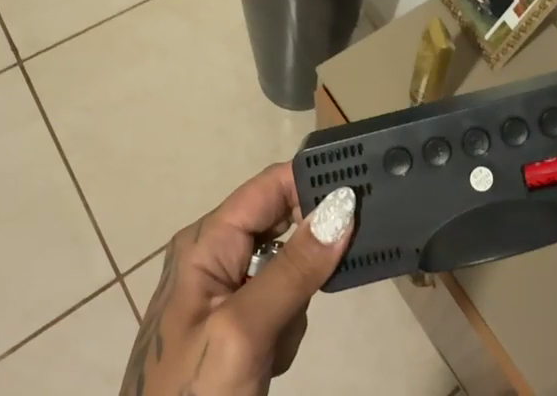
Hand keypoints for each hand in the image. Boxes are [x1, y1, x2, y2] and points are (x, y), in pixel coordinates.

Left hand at [122, 166, 356, 395]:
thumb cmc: (193, 394)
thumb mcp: (245, 330)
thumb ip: (295, 268)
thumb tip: (343, 206)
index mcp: (206, 243)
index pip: (270, 185)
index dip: (314, 182)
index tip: (363, 194)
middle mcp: (214, 256)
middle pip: (283, 223)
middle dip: (307, 255)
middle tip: (321, 285)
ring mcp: (224, 293)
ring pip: (289, 268)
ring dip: (296, 303)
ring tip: (273, 346)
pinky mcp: (235, 325)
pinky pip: (281, 304)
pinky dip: (285, 329)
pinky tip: (268, 362)